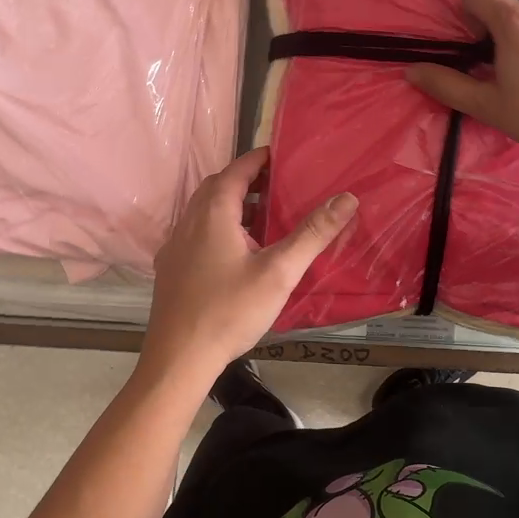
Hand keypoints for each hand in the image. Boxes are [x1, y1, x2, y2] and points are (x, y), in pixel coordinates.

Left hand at [143, 147, 355, 374]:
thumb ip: (312, 234)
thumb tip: (347, 198)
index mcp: (213, 214)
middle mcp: (188, 223)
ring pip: (204, 213)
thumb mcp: (279, 272)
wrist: (178, 360)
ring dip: (231, 206)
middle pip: (216, 188)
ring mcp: (175, 248)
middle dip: (245, 181)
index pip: (236, 171)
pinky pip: (196, 235)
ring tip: (263, 218)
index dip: (258, 160)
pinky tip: (237, 254)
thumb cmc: (230, 311)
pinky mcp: (171, 270)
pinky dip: (218, 229)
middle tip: (277, 186)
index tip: (281, 157)